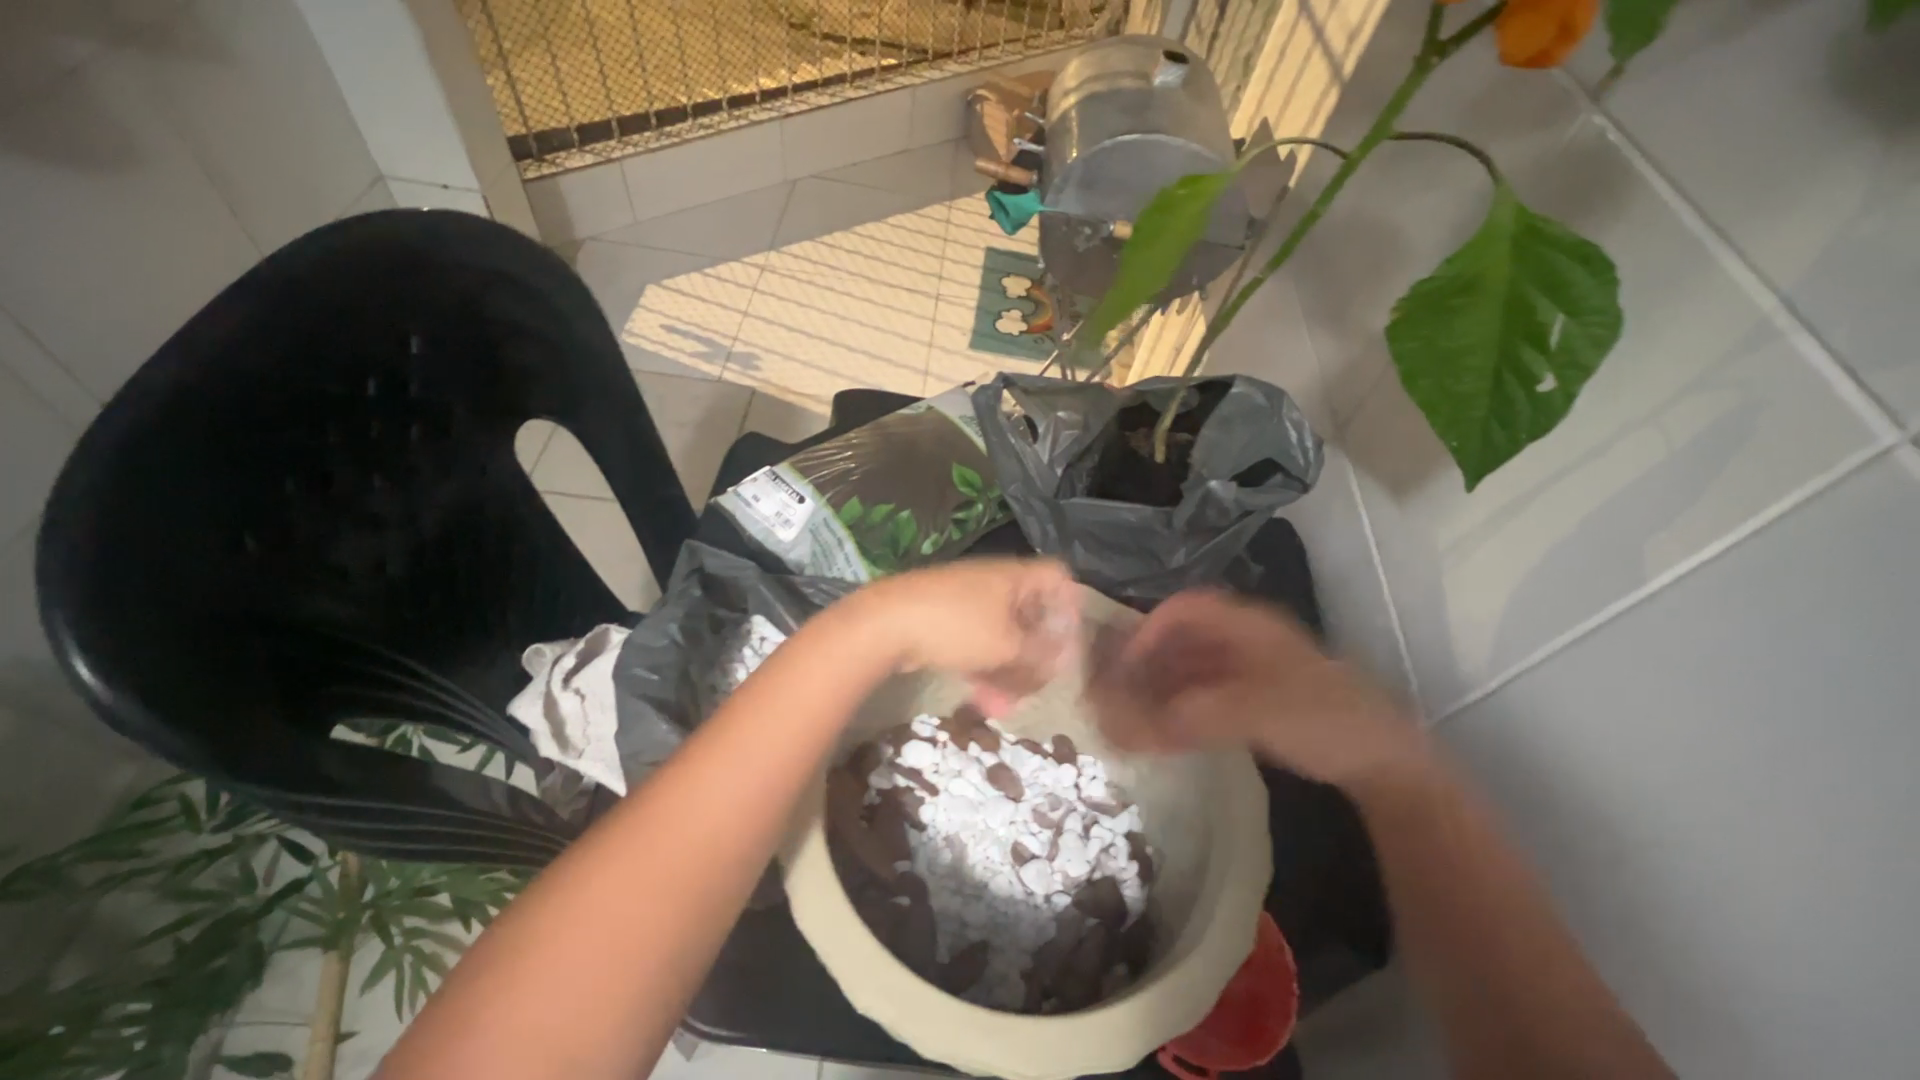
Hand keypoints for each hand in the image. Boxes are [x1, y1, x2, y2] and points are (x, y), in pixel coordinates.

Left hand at [847, 558, 1080, 716]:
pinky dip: (984, 670)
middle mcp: (995, 585)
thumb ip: (1039, 657)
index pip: (1058, 578)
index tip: (1070, 642)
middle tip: (1038, 687)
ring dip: (1009, 672)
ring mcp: (968, 604)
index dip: (1071, 606)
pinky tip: (983, 702)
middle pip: (1031, 616)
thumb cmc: (956, 627)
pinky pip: (977, 646)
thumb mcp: (1006, 647)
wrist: (884, 624)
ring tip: (1006, 707)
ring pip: (1003, 638)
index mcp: (1015, 578)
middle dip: (1036, 656)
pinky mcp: (945, 623)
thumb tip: (1061, 662)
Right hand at [1086, 590, 1424, 789]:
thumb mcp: (1255, 713)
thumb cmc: (1324, 720)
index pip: (1184, 611)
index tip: (1121, 666)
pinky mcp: (1257, 703)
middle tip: (1114, 696)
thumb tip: (1126, 726)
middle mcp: (1246, 642)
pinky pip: (1205, 697)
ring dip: (1159, 691)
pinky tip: (1161, 735)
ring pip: (1191, 671)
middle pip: (1182, 641)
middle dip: (1146, 666)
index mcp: (1249, 627)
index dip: (1147, 631)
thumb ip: (1190, 716)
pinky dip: (1179, 711)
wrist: (1384, 760)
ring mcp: (1252, 673)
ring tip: (1128, 718)